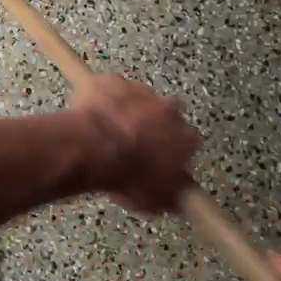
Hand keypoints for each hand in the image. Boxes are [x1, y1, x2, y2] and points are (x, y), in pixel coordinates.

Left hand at [69, 74, 198, 212]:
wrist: (94, 148)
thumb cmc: (128, 175)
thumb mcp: (157, 200)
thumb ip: (172, 194)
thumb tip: (177, 198)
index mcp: (185, 137)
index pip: (188, 140)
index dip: (172, 147)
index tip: (159, 154)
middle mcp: (167, 109)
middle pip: (165, 111)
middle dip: (153, 121)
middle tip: (134, 136)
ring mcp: (138, 90)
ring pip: (136, 95)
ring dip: (126, 106)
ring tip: (108, 125)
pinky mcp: (110, 80)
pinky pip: (108, 86)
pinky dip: (102, 95)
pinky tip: (92, 110)